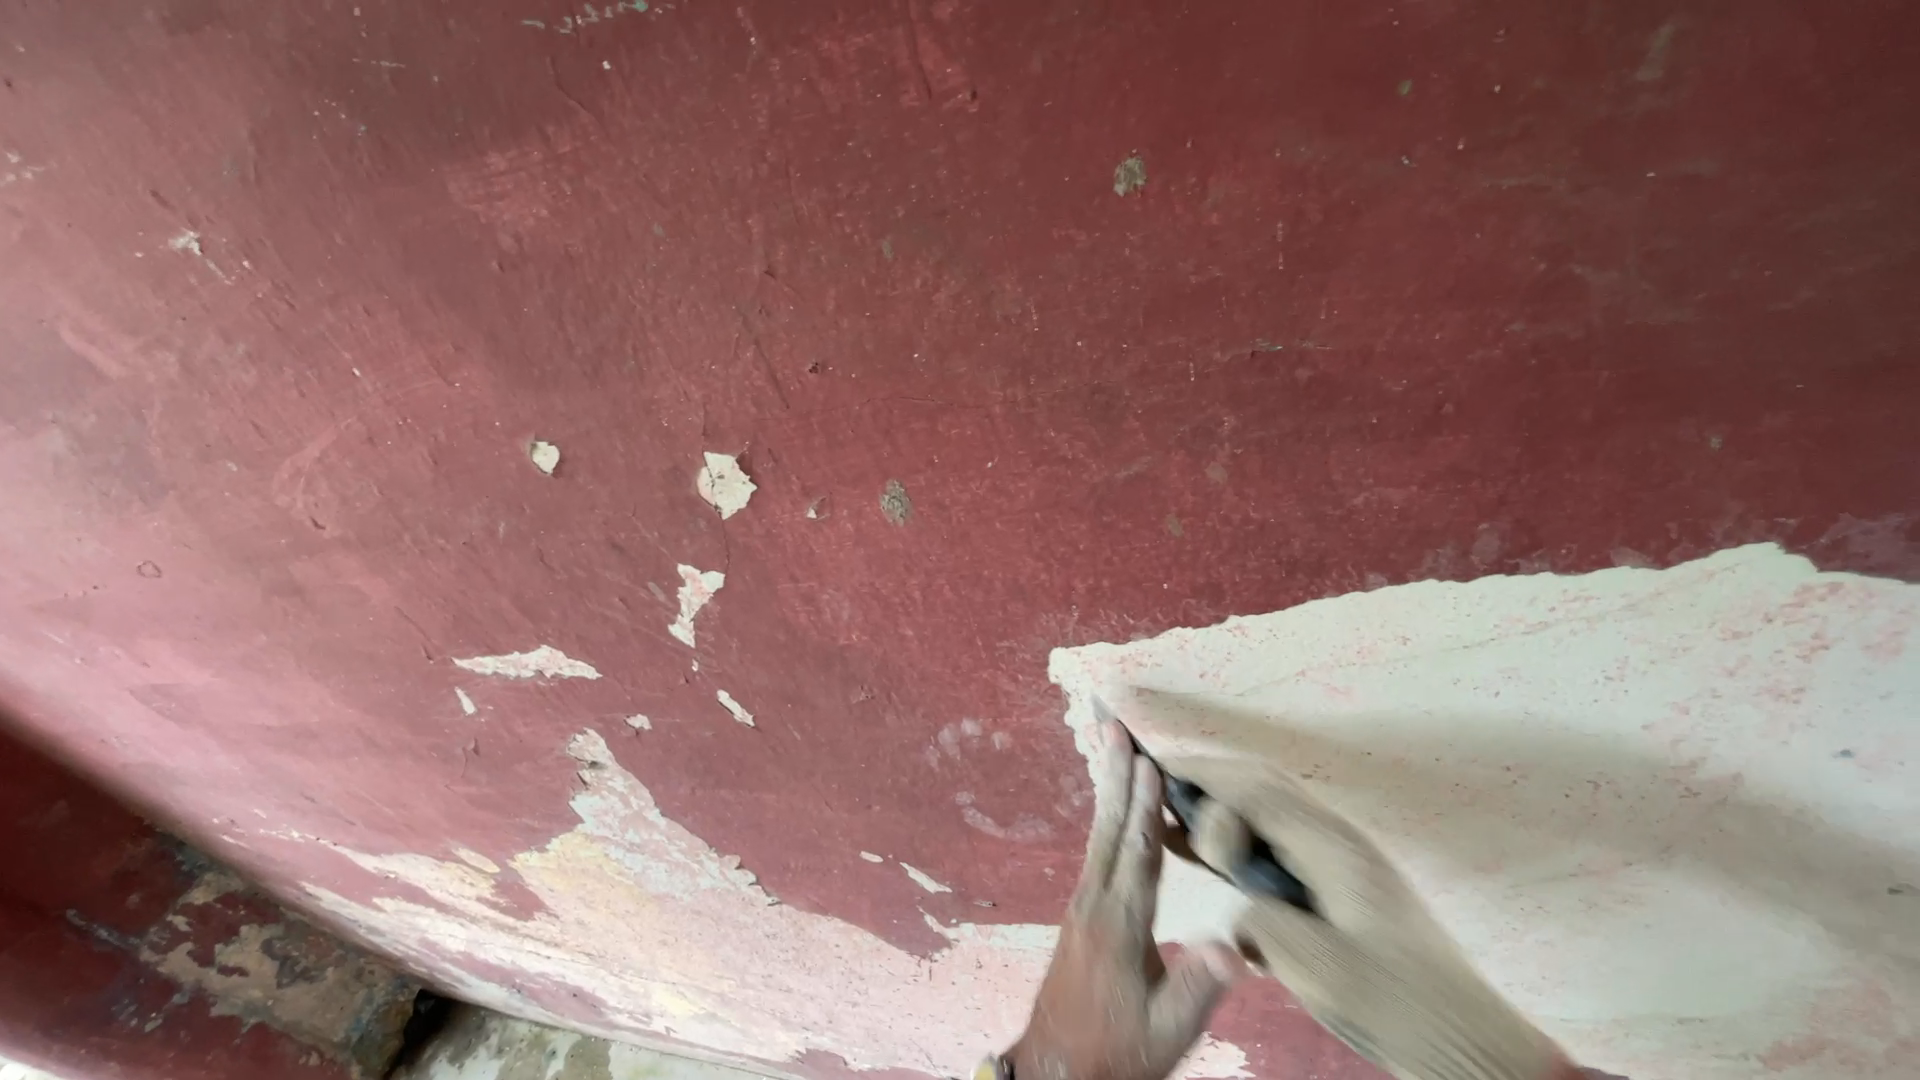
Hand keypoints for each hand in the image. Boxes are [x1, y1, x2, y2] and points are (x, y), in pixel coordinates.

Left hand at [1008, 719, 1241, 1079]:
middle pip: (1110, 828)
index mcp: (1120, 924)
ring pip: (1099, 834)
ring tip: (1111, 746)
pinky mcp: (1079, 910)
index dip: (1145, 806)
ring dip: (1108, 787)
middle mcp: (1095, 901)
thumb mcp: (1167, 1030)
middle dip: (1116, 774)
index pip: (1138, 853)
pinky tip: (1113, 806)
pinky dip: (1106, 817)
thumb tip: (1233, 944)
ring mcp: (1082, 903)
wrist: (1059, 1069)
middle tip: (1112, 725)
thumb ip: (1198, 986)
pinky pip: (1096, 851)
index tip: (1148, 761)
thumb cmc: (1118, 1051)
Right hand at [1164, 753, 1581, 1079]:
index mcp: (1330, 848)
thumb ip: (1262, 922)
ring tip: (1175, 815)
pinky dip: (1239, 835)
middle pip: (1262, 783)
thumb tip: (1238, 909)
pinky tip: (1212, 855)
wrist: (1467, 1039)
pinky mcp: (1336, 883)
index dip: (1201, 775)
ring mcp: (1338, 858)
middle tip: (1160, 790)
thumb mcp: (1318, 969)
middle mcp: (1333, 839)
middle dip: (1209, 778)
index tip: (1155, 771)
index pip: (1254, 791)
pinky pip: (1277, 839)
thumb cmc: (1397, 1005)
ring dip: (1223, 803)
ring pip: (1269, 807)